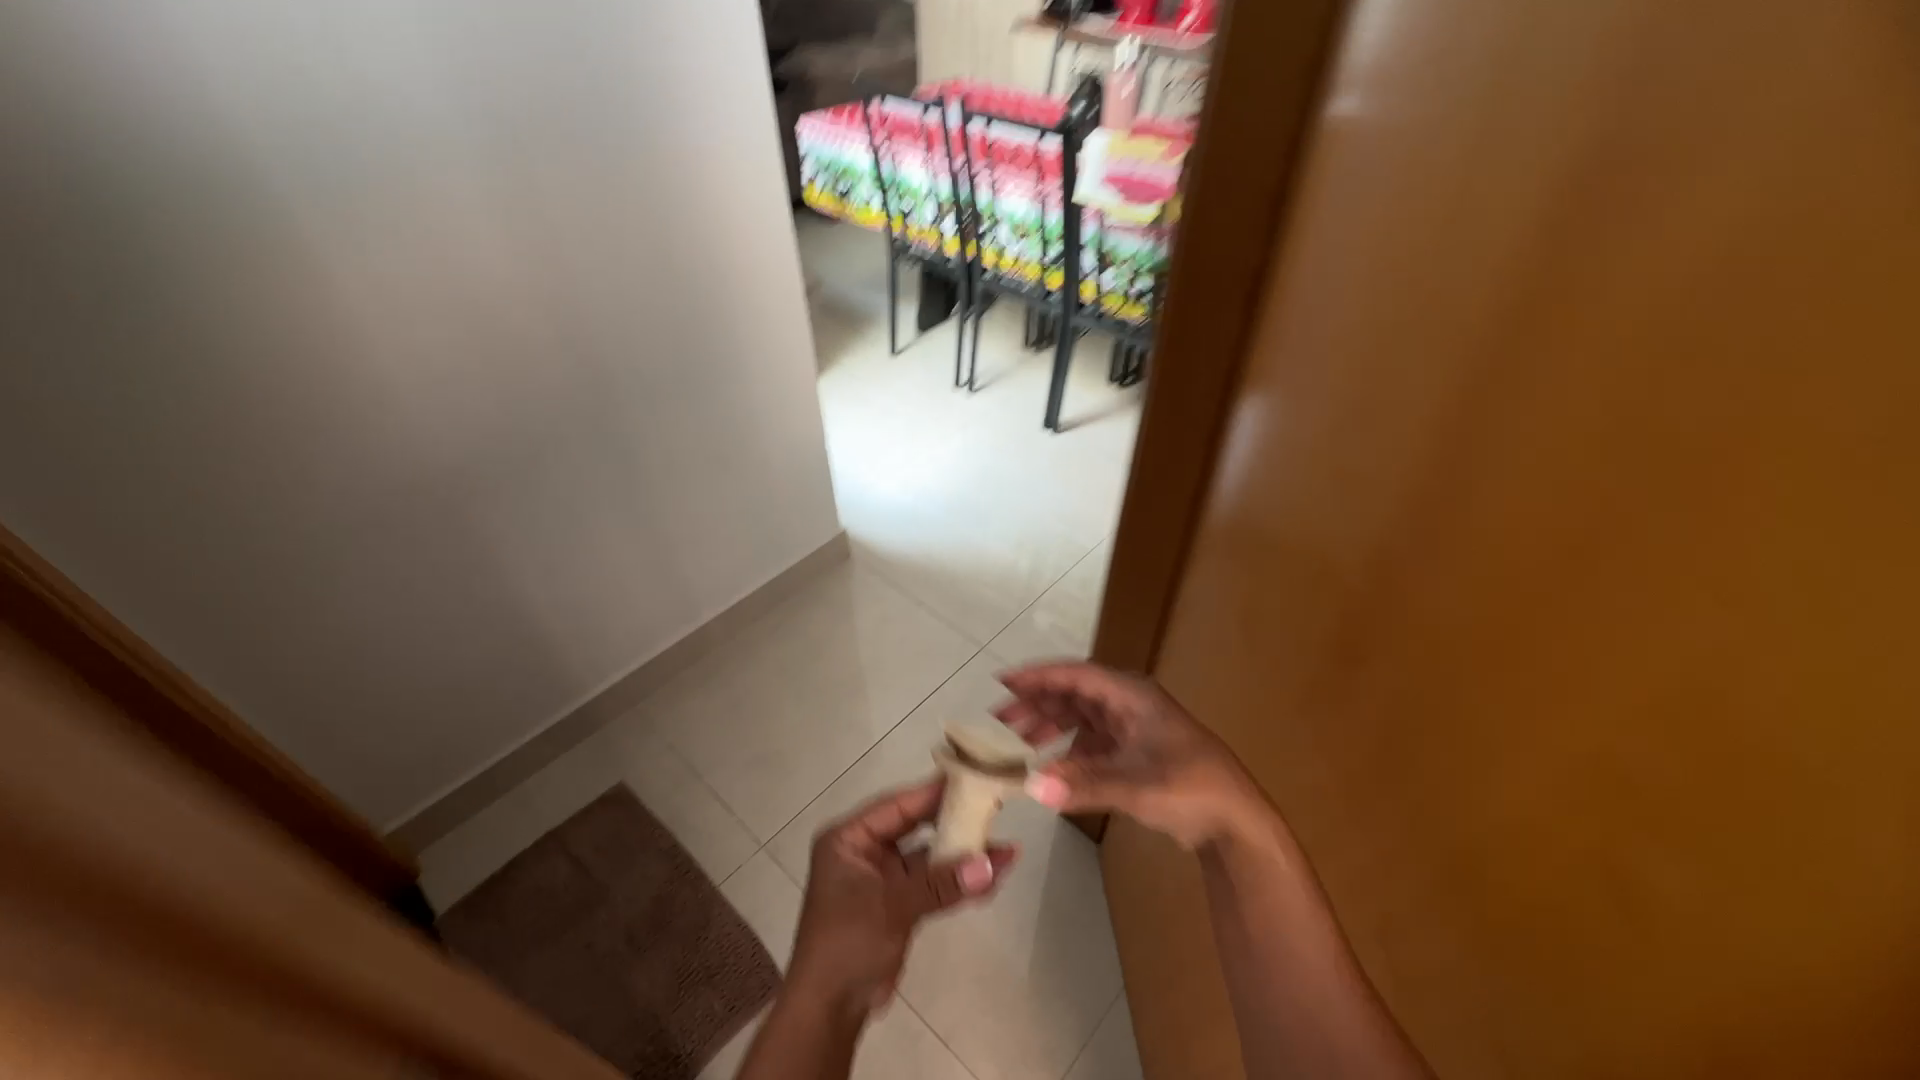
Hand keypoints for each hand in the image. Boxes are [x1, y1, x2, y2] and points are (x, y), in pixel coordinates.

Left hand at [788, 779, 1018, 1018]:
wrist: (830, 1008)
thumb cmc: (846, 943)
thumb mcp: (892, 906)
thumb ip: (942, 883)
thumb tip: (993, 863)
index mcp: (848, 839)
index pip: (897, 805)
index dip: (933, 792)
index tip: (971, 776)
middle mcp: (864, 851)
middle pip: (915, 826)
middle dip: (954, 822)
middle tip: (994, 805)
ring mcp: (883, 879)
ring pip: (928, 857)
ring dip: (963, 856)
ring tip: (1006, 848)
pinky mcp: (899, 904)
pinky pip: (933, 884)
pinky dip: (958, 882)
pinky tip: (993, 877)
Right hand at [995, 661, 1265, 848]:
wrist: (1235, 823)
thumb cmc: (1191, 789)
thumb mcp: (1135, 786)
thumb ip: (1083, 785)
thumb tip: (1033, 787)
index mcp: (1133, 697)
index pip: (1077, 675)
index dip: (1040, 677)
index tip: (1004, 683)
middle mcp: (1130, 706)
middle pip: (1075, 695)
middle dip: (1038, 704)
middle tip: (1000, 721)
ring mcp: (1134, 730)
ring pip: (1081, 718)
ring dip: (1050, 726)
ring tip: (1016, 742)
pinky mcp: (1135, 755)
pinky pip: (1091, 743)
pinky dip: (1068, 751)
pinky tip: (1049, 767)